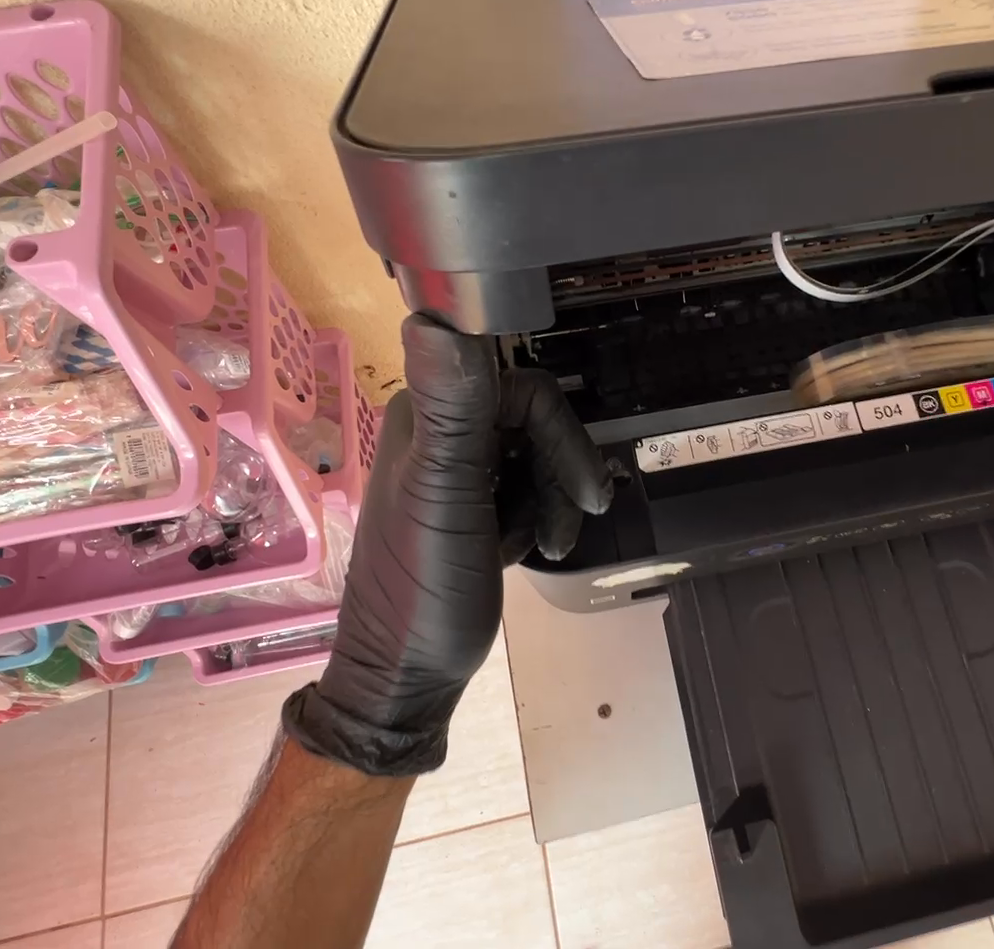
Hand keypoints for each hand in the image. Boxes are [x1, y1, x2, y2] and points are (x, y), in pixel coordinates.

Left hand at [284, 314, 612, 775]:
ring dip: (552, 503)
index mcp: (425, 418)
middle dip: (559, 477)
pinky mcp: (468, 504)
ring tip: (540, 548)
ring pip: (534, 457)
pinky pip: (523, 488)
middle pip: (534, 424)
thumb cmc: (426, 594)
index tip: (586, 492)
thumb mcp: (447, 502)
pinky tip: (522, 551)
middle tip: (565, 527)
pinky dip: (536, 517)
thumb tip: (437, 312)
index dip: (561, 438)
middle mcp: (436, 433)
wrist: (407, 682)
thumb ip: (453, 409)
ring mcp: (453, 471)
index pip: (523, 391)